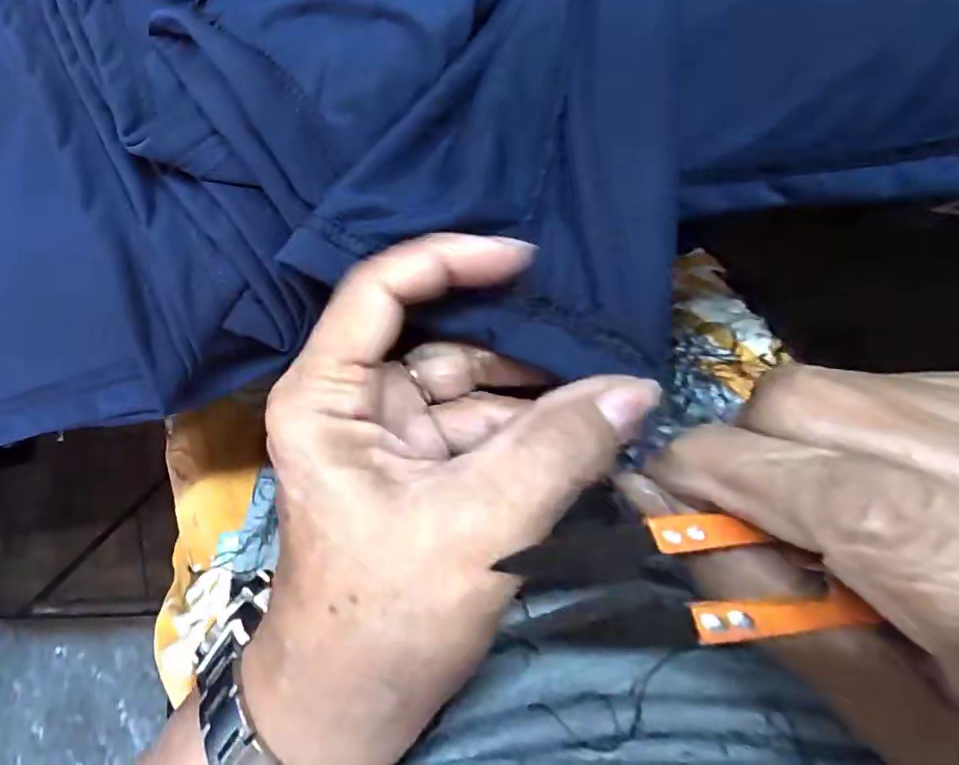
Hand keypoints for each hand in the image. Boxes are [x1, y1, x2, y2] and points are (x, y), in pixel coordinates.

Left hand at [241, 234, 658, 764]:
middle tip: (587, 328)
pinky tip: (583, 430)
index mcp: (324, 393)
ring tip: (605, 391)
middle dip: (510, 337)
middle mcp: (349, 397)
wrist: (350, 704)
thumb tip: (633, 388)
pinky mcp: (414, 461)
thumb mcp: (477, 528)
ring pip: (465, 384)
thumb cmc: (383, 616)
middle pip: (433, 336)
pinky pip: (476, 425)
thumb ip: (557, 452)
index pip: (378, 291)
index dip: (445, 259)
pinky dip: (527, 428)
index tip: (519, 255)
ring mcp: (384, 429)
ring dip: (531, 390)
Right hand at [648, 366, 958, 764]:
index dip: (708, 473)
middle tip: (779, 514)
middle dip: (754, 446)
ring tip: (882, 507)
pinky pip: (948, 384)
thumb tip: (656, 507)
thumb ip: (782, 616)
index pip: (801, 479)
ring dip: (827, 435)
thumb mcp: (940, 743)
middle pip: (812, 402)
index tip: (676, 498)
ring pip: (866, 381)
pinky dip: (908, 428)